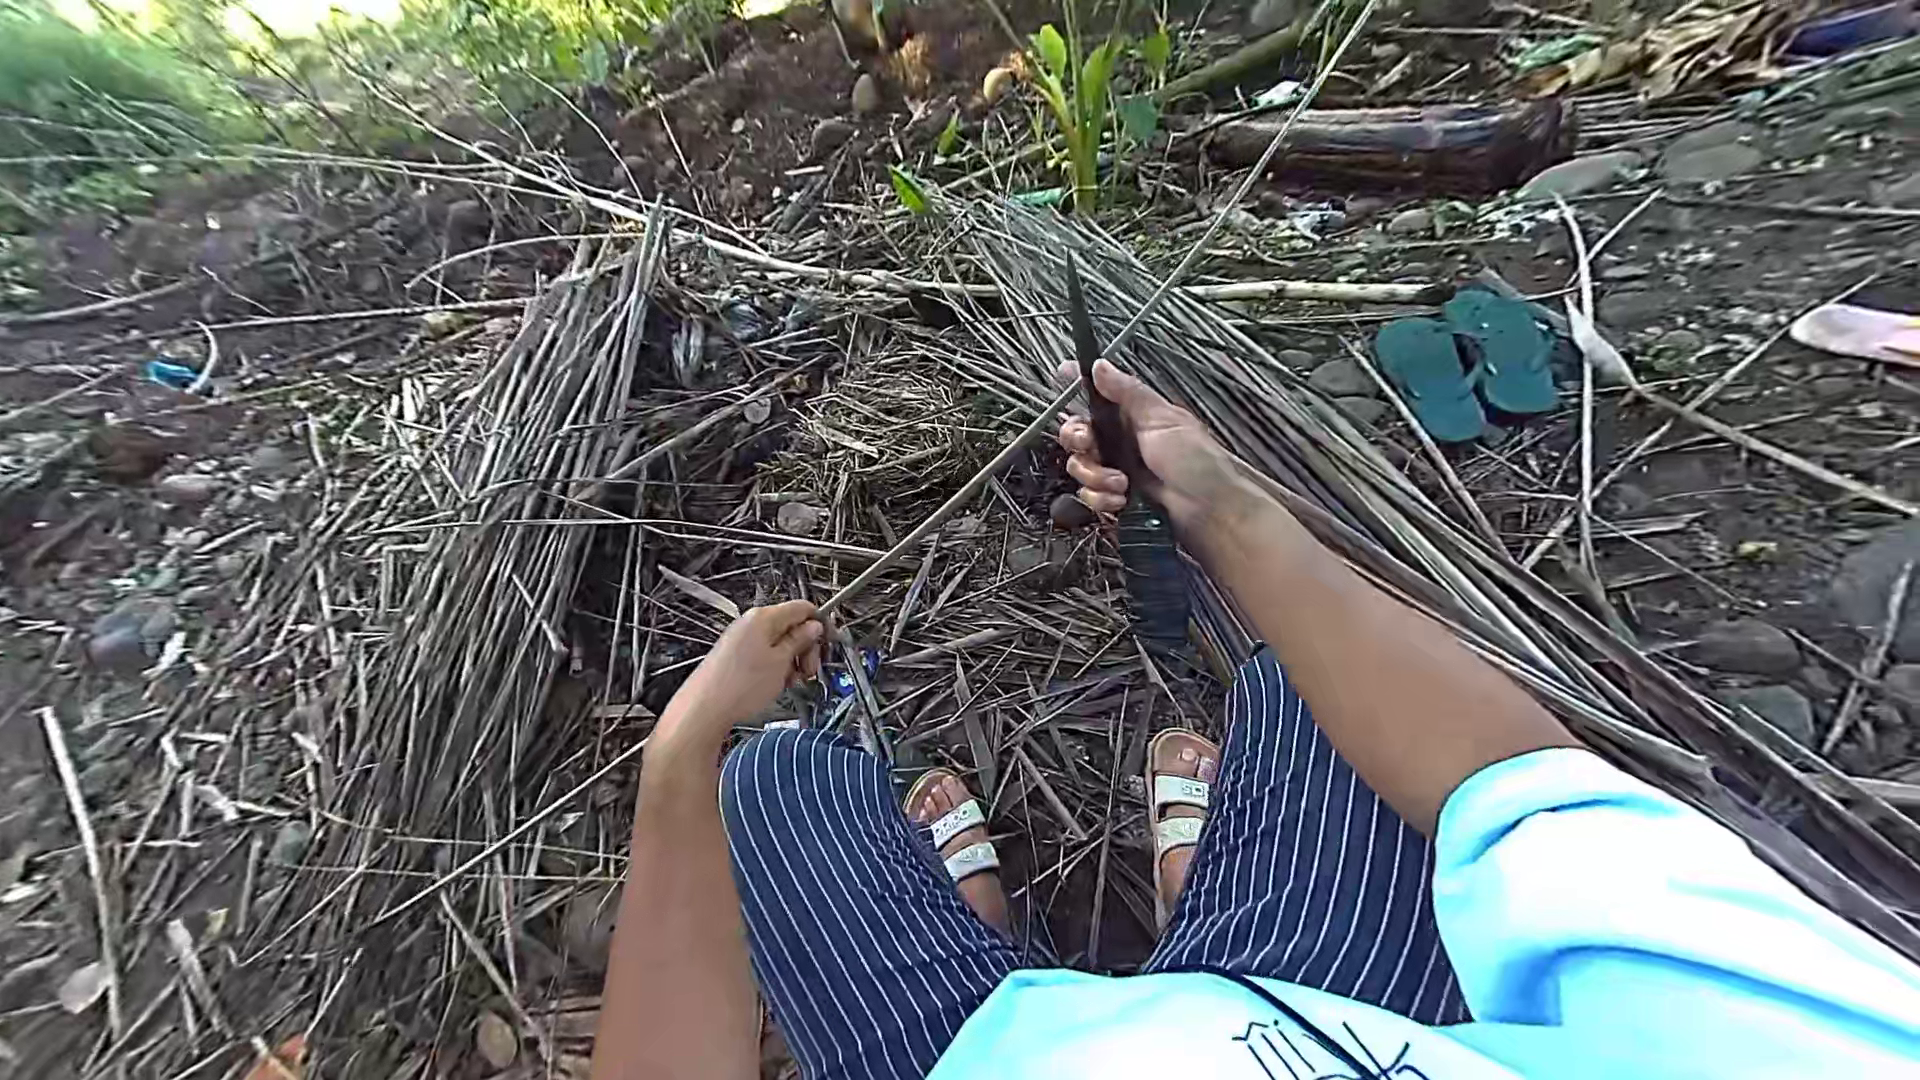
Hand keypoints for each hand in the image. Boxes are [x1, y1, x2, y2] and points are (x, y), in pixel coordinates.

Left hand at [655, 601, 823, 754]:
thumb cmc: (739, 687)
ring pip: (779, 642)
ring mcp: (741, 639)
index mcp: (764, 617)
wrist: (702, 711)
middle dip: (805, 647)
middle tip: (808, 670)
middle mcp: (750, 623)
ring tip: (789, 681)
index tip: (825, 644)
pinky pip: (764, 654)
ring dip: (791, 660)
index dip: (818, 625)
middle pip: (791, 625)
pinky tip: (774, 684)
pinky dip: (775, 667)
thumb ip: (800, 640)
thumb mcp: (781, 662)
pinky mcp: (734, 656)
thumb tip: (814, 626)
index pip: (802, 608)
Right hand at [1055, 359, 1248, 532]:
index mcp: (1132, 416)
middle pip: (1076, 435)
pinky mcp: (1116, 497)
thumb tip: (1100, 366)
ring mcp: (1116, 469)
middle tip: (1089, 445)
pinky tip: (1122, 499)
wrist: (1208, 509)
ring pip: (1080, 467)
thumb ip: (1127, 392)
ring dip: (1095, 476)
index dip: (1076, 388)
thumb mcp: (1162, 419)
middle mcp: (1120, 441)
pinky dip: (1103, 498)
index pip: (1096, 397)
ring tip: (1121, 482)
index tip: (1062, 377)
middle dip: (1078, 441)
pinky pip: (1090, 495)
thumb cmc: (1196, 461)